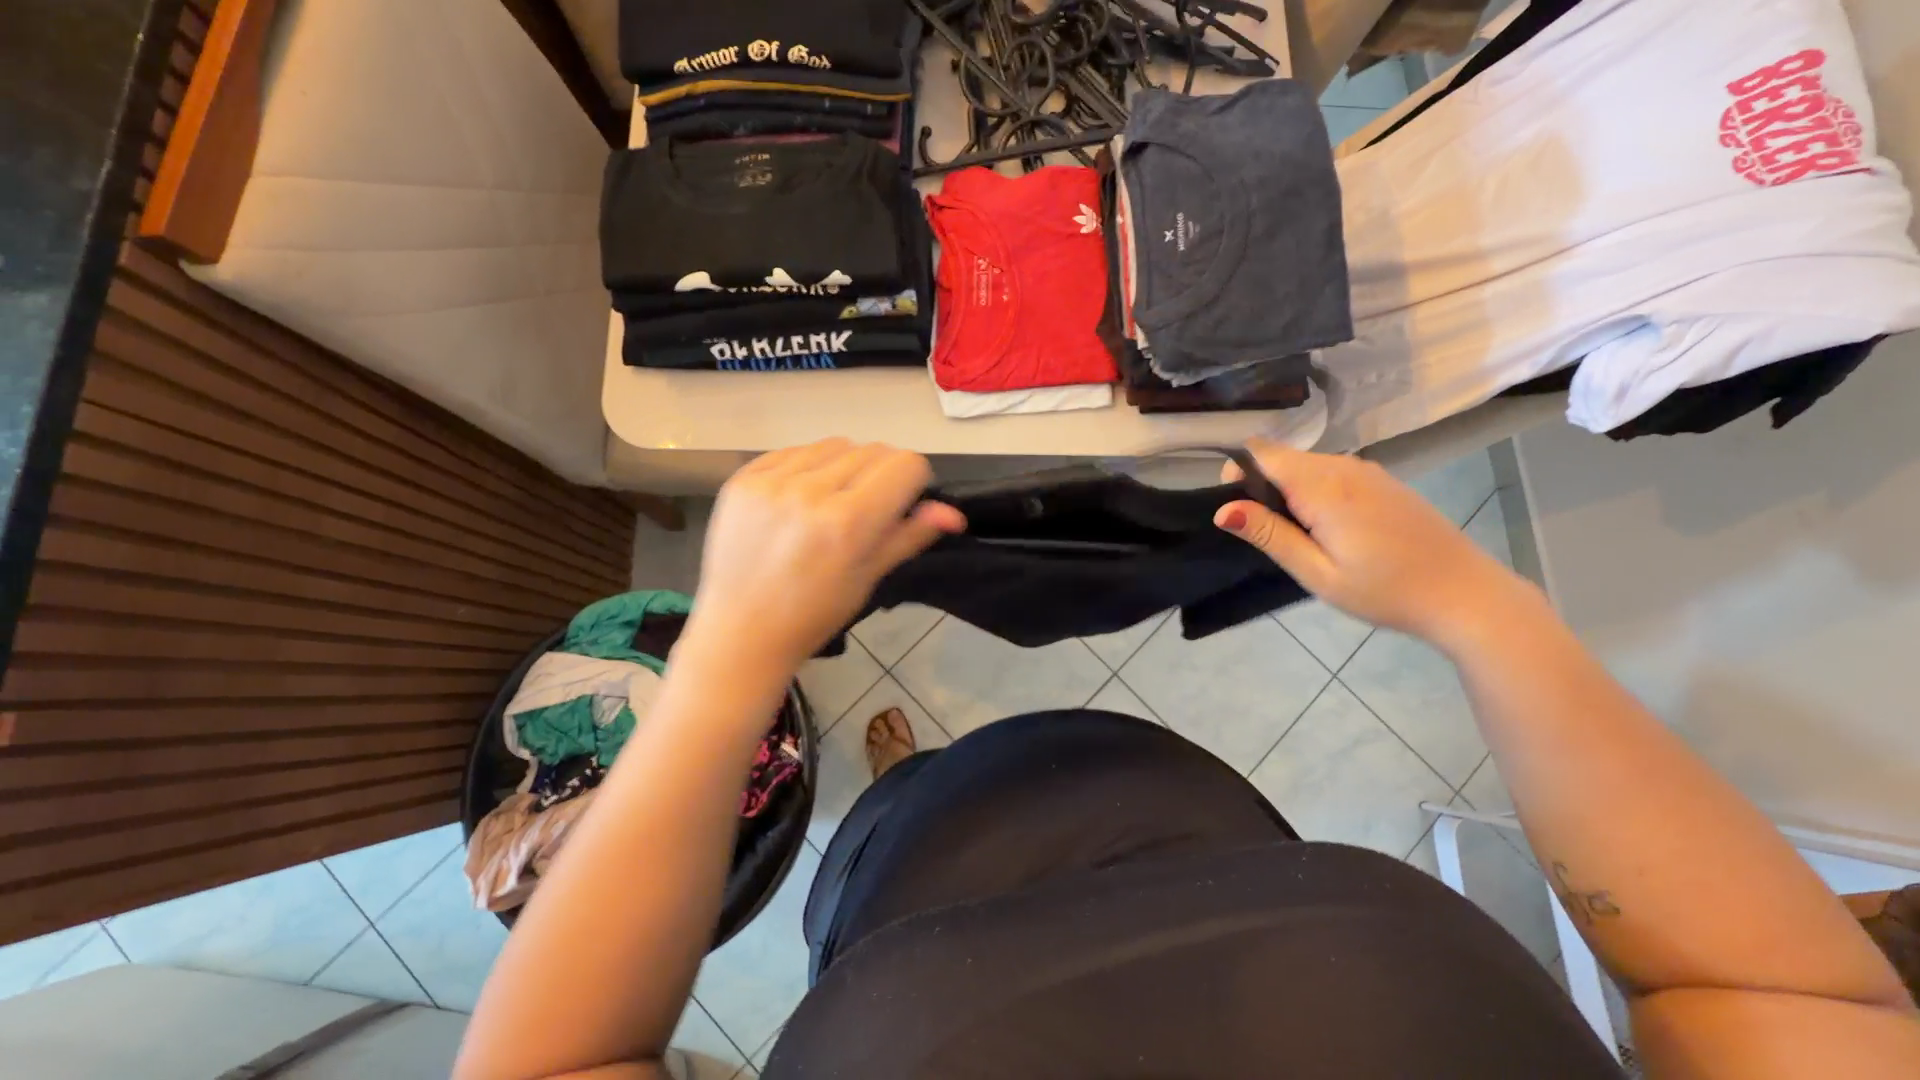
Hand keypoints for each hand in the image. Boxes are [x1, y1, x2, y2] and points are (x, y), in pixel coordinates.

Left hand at [686, 439, 965, 671]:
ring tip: (828, 503)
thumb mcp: (868, 579)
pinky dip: (806, 467)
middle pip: (873, 450)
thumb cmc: (813, 614)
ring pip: (835, 444)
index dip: (912, 483)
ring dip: (844, 466)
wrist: (741, 632)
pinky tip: (797, 500)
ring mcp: (772, 482)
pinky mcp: (744, 478)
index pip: (905, 464)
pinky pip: (794, 451)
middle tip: (865, 511)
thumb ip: (909, 536)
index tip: (900, 505)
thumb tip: (952, 512)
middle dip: (880, 475)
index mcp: (849, 522)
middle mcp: (812, 492)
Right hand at [1214, 439, 1541, 652]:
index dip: (1239, 475)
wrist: (1464, 594)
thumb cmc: (1384, 591)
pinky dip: (1318, 496)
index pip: (1261, 453)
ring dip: (1292, 494)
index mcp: (1322, 486)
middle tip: (1275, 540)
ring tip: (1306, 542)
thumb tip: (1222, 509)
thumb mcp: (1317, 572)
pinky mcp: (1382, 482)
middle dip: (1264, 489)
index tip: (1241, 515)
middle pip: (1282, 459)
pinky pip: (1333, 475)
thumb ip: (1270, 536)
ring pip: (1308, 467)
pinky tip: (1336, 535)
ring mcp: (1367, 471)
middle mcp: (1343, 466)